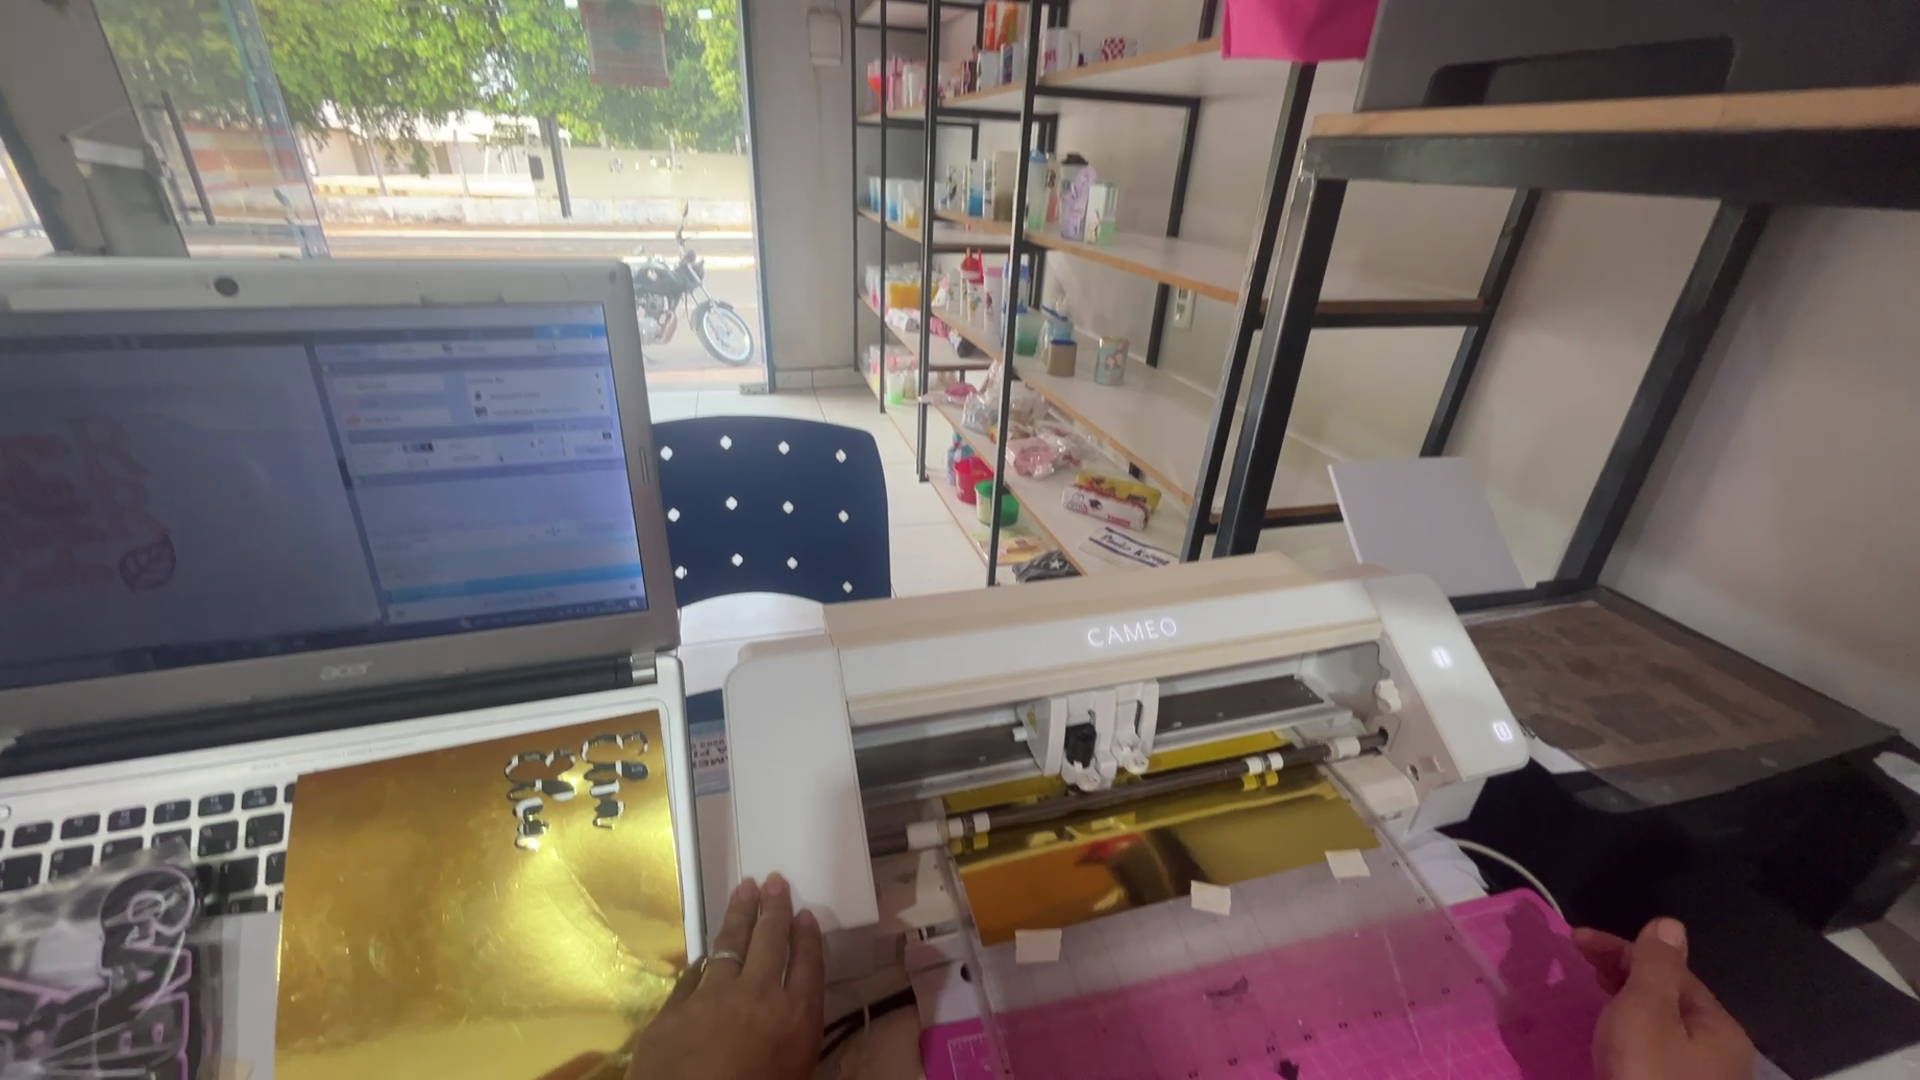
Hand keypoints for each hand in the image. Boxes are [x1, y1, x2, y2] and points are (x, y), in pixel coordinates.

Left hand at [628, 874, 825, 1079]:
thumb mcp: (794, 1075)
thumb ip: (795, 1039)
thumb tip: (793, 1019)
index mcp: (796, 1016)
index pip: (809, 962)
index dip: (807, 935)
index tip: (804, 914)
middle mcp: (759, 994)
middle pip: (771, 940)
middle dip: (774, 908)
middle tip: (774, 881)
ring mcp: (714, 997)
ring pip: (731, 944)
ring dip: (740, 914)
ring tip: (745, 890)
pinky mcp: (675, 1010)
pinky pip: (693, 976)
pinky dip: (703, 962)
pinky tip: (706, 953)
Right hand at [1574, 918, 1755, 1079]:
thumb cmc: (1647, 1073)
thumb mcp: (1646, 1011)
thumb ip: (1655, 966)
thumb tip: (1670, 924)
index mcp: (1717, 1024)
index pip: (1667, 967)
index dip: (1619, 946)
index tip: (1570, 939)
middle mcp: (1718, 1047)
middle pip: (1668, 991)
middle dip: (1620, 967)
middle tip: (1573, 957)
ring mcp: (1701, 1073)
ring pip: (1661, 1016)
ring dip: (1622, 992)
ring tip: (1586, 985)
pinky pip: (1654, 1040)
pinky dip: (1626, 1021)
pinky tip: (1608, 1027)